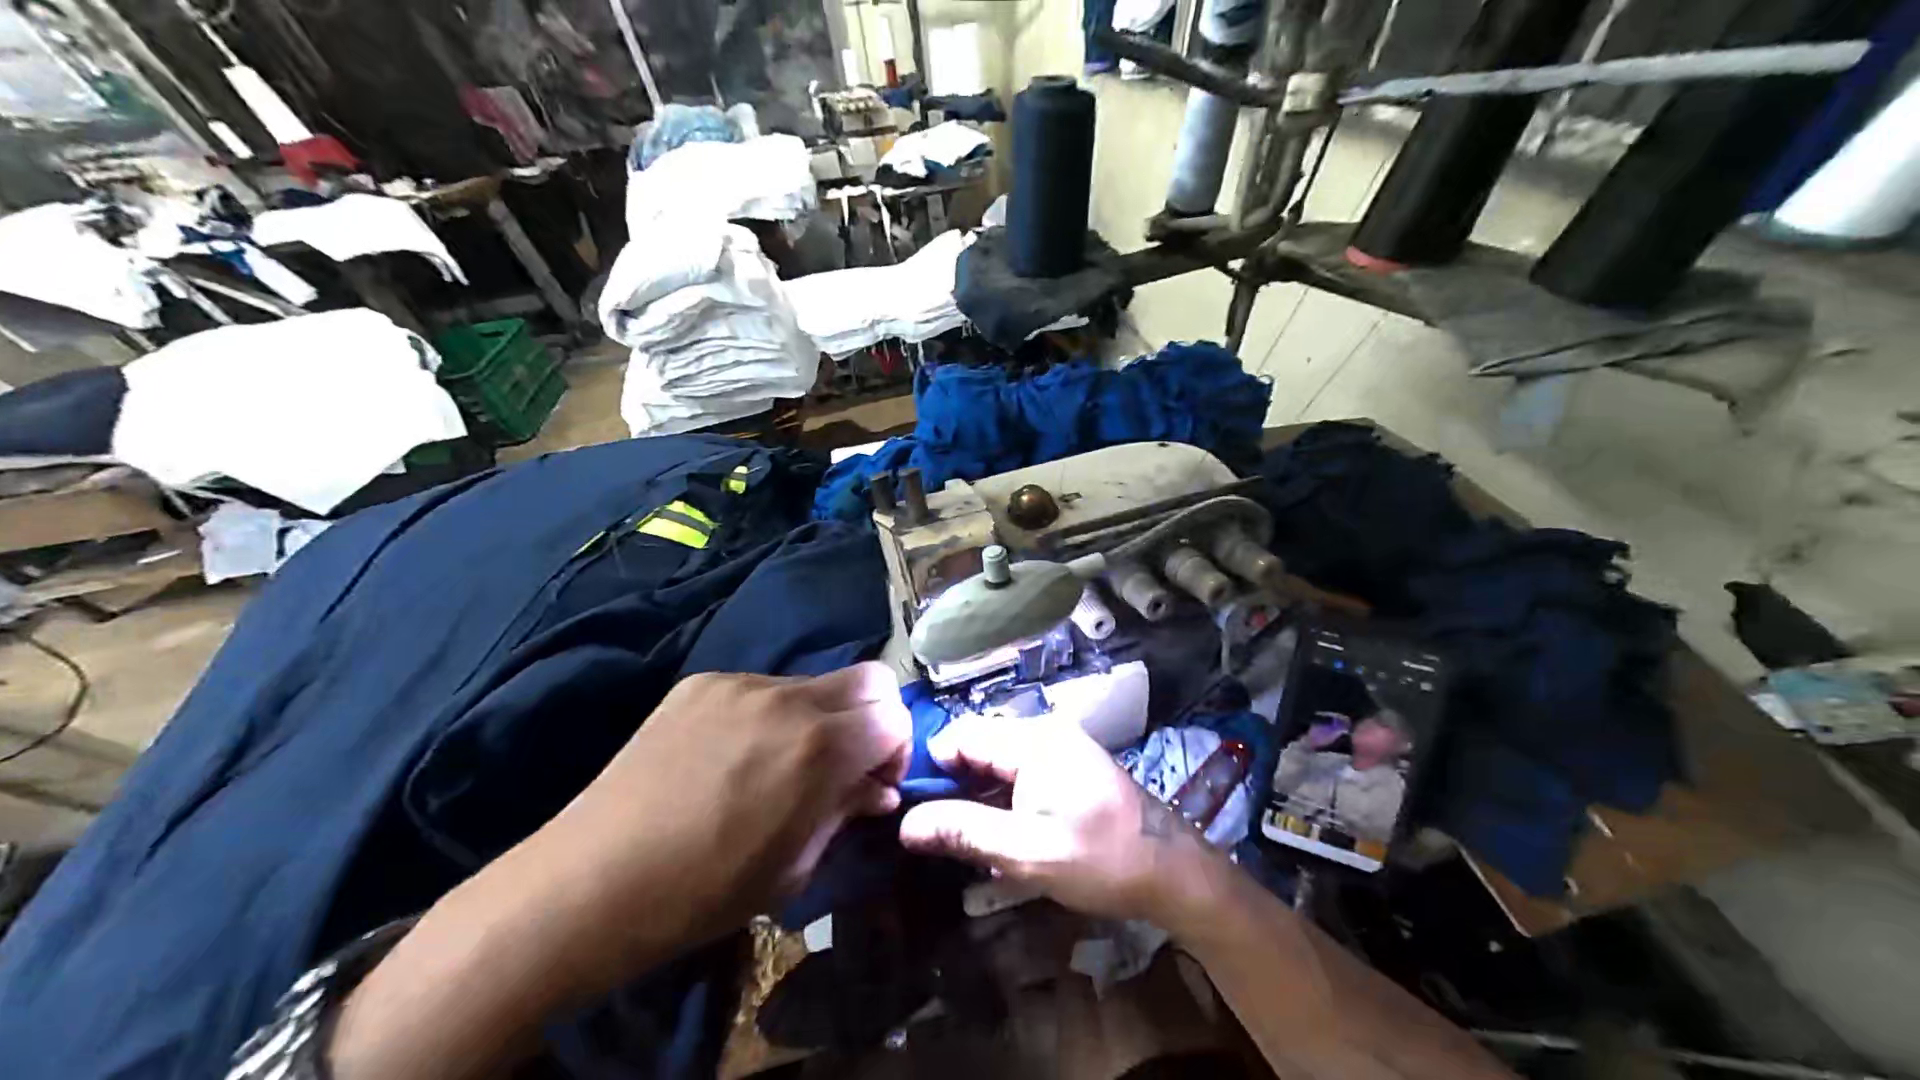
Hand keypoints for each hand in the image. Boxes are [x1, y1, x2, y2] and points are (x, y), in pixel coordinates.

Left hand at [496, 663, 912, 978]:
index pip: (895, 715)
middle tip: (844, 763)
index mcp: (819, 747)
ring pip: (813, 682)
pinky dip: (770, 714)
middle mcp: (788, 699)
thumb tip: (874, 787)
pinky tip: (733, 755)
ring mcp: (740, 684)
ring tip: (780, 762)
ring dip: (819, 716)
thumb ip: (845, 812)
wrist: (593, 880)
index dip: (895, 750)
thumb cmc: (705, 892)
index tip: (872, 782)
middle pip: (868, 678)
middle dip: (871, 718)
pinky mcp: (701, 683)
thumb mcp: (795, 868)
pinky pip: (761, 688)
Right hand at [897, 714, 1221, 929]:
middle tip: (939, 830)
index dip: (931, 769)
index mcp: (1032, 739)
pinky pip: (1017, 769)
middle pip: (976, 744)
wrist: (1171, 871)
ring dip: (975, 794)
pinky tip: (998, 830)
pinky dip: (1000, 795)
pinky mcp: (1066, 764)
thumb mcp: (1026, 852)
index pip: (959, 735)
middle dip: (952, 784)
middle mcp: (1043, 731)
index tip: (915, 810)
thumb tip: (905, 826)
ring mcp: (1057, 745)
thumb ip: (964, 832)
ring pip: (995, 759)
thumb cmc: (1100, 858)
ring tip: (965, 836)